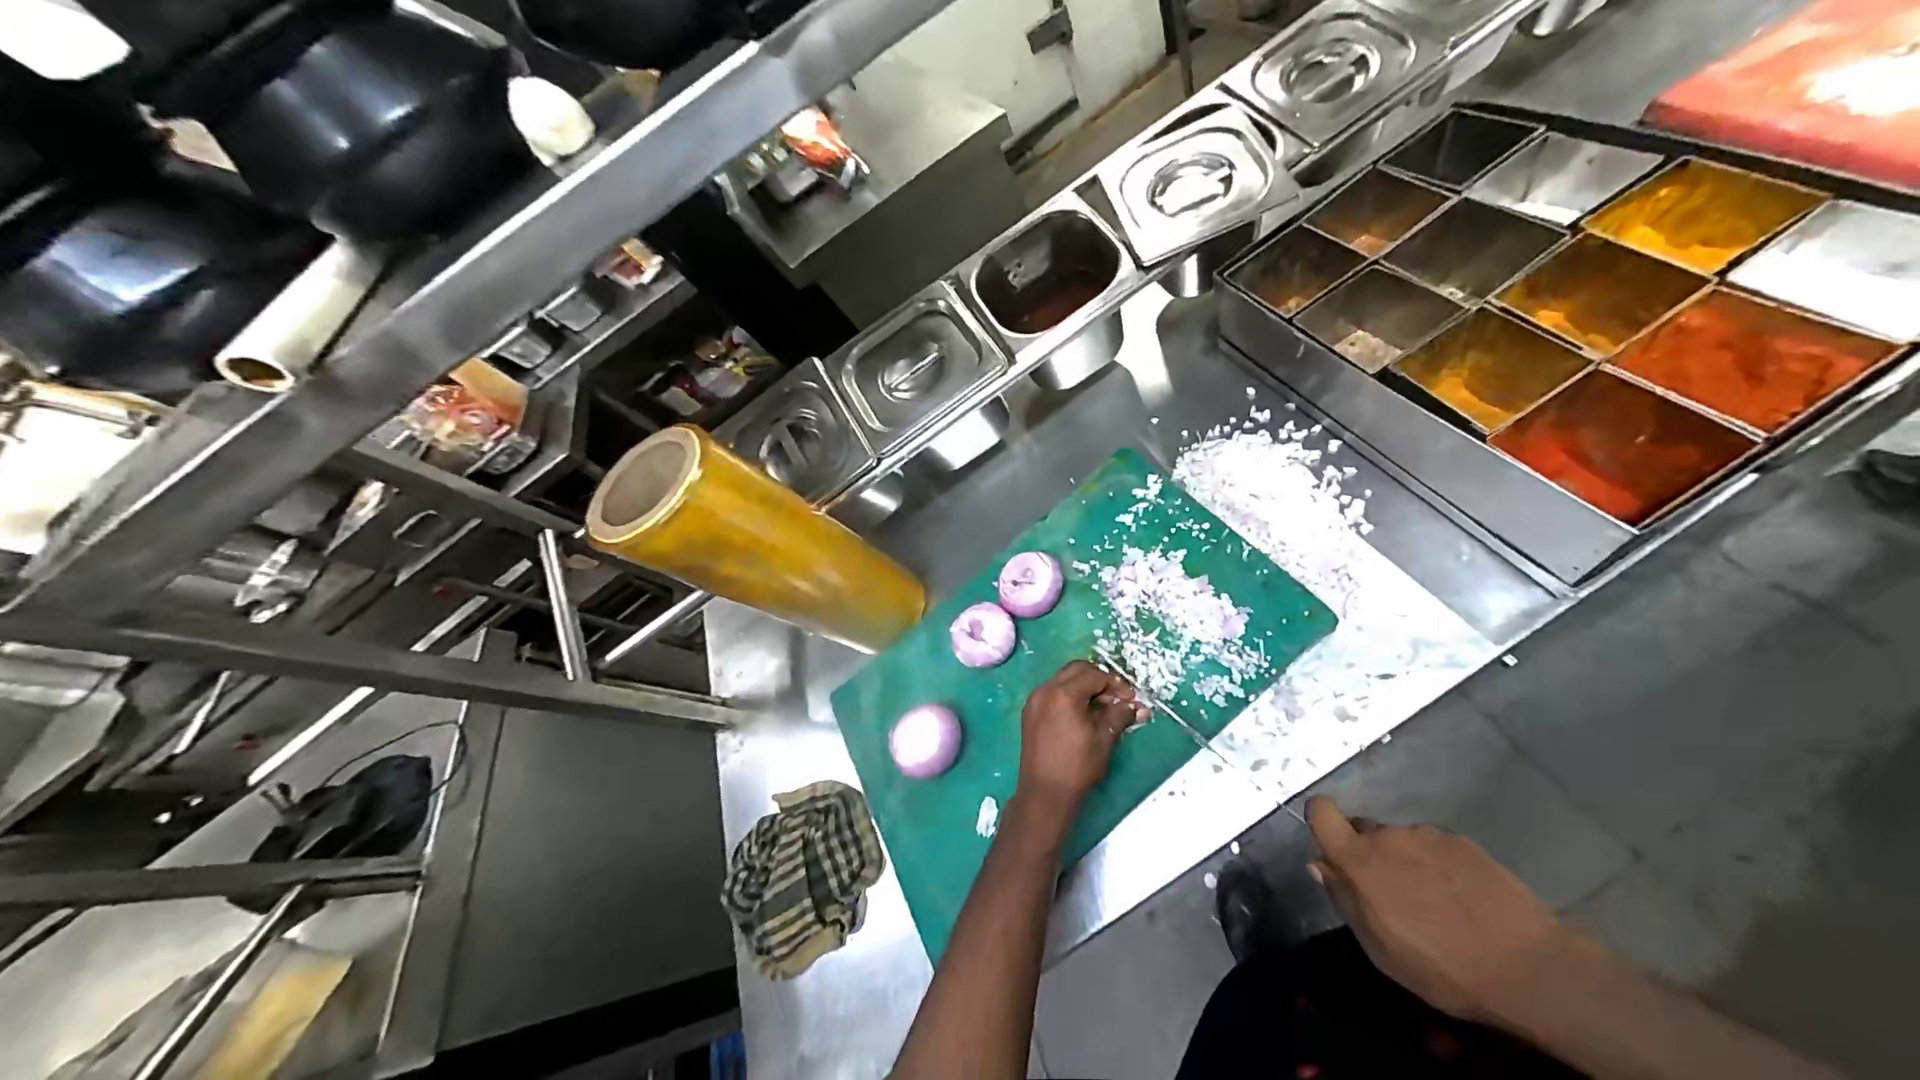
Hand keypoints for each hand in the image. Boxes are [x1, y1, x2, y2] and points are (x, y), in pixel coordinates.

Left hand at [1015, 660, 1144, 816]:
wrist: (1044, 791)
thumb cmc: (1077, 765)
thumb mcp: (1104, 738)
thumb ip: (1119, 716)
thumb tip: (1137, 706)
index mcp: (1063, 694)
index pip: (1094, 676)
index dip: (1115, 684)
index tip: (1130, 698)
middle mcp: (1045, 690)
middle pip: (1076, 670)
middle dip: (1098, 679)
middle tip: (1116, 697)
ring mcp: (1034, 700)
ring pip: (1062, 679)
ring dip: (1083, 686)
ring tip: (1101, 706)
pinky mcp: (1030, 712)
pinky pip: (1052, 692)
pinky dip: (1069, 695)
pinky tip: (1082, 713)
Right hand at [1306, 795, 1572, 1022]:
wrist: (1529, 968)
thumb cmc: (1441, 968)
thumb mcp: (1378, 948)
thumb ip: (1343, 899)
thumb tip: (1319, 864)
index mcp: (1358, 860)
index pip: (1321, 812)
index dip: (1321, 819)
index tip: (1331, 843)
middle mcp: (1388, 836)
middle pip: (1364, 830)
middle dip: (1369, 854)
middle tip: (1391, 892)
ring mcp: (1428, 836)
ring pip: (1401, 840)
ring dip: (1406, 860)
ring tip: (1434, 899)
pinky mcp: (1463, 841)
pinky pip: (1435, 846)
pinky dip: (1438, 864)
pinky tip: (1461, 897)